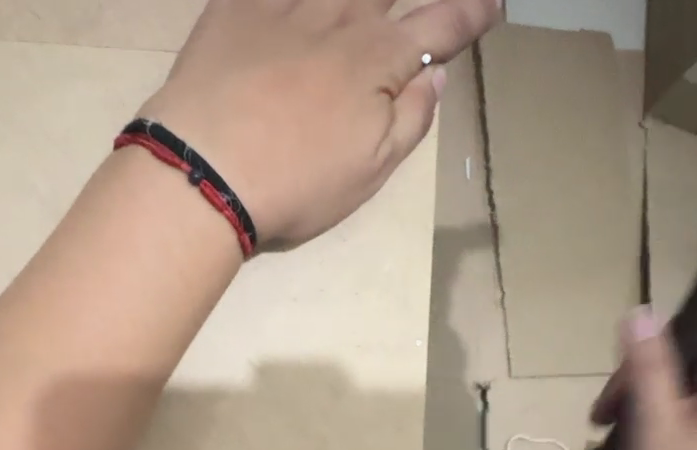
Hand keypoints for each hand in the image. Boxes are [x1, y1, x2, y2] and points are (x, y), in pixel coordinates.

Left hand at [143, 0, 501, 248]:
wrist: (204, 170)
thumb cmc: (295, 184)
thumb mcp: (369, 171)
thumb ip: (409, 121)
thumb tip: (434, 80)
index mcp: (379, 62)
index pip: (441, 26)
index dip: (471, 15)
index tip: (492, 6)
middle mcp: (341, 19)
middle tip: (434, 1)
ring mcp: (286, 6)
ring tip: (366, 1)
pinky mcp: (237, 8)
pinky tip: (295, 1)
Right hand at [591, 256, 696, 449]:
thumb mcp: (657, 424)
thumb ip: (648, 367)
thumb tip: (639, 313)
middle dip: (653, 346)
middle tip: (613, 383)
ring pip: (682, 364)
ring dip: (638, 380)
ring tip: (604, 416)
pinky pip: (676, 390)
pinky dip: (644, 399)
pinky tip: (612, 425)